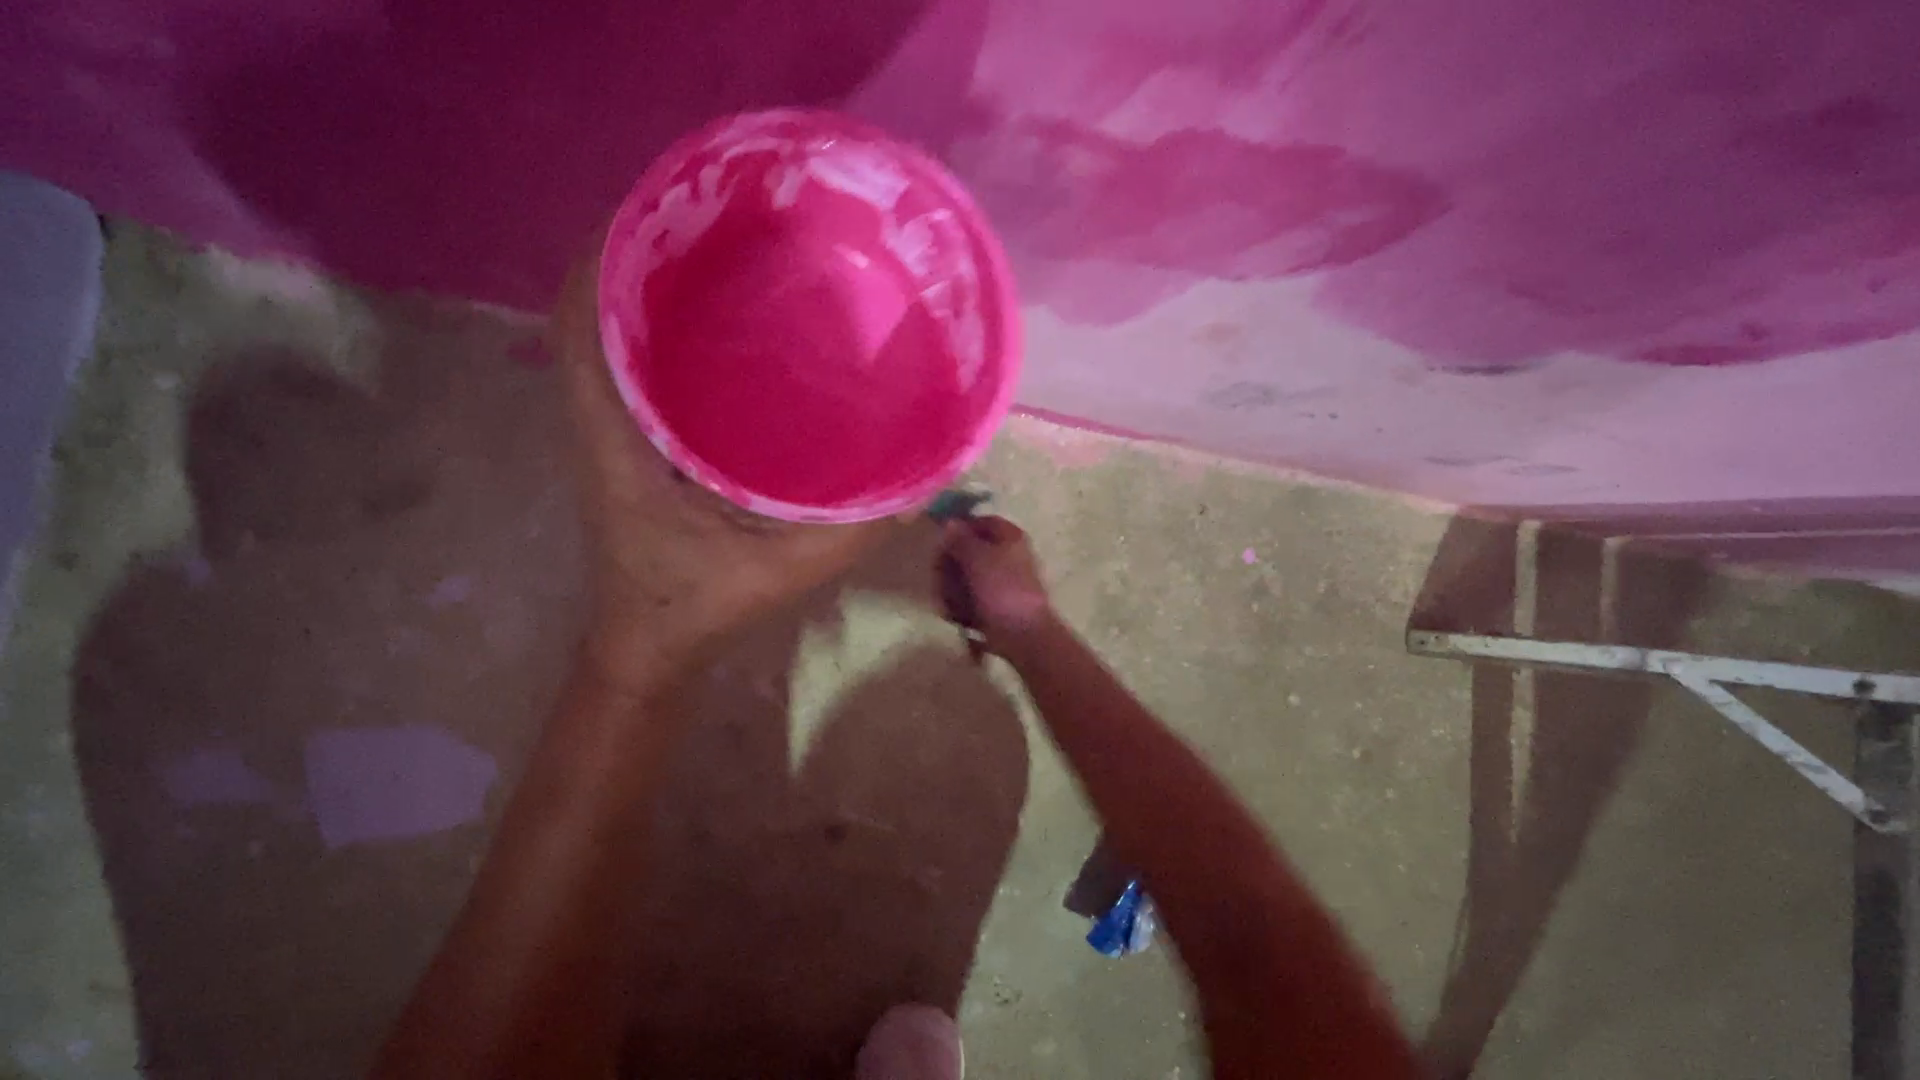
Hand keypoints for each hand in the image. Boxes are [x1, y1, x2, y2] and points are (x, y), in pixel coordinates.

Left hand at [549, 239, 897, 688]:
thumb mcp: (786, 569)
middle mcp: (601, 417)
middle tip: (722, 218)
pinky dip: (664, 331)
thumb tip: (926, 472)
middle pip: (597, 306)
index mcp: (616, 434)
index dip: (613, 247)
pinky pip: (634, 366)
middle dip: (647, 250)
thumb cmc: (699, 607)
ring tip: (724, 254)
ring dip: (653, 286)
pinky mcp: (630, 443)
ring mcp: (611, 429)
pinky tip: (725, 327)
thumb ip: (856, 525)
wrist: (649, 650)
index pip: (584, 316)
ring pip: (614, 333)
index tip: (673, 202)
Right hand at [939, 516, 1055, 652]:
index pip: (980, 522)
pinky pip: (970, 598)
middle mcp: (1007, 556)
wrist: (1022, 633)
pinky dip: (961, 606)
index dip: (959, 530)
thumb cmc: (1001, 588)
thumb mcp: (977, 557)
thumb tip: (950, 522)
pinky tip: (959, 616)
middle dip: (951, 567)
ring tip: (953, 603)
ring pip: (965, 577)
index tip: (941, 545)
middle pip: (968, 551)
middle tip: (941, 578)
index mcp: (1009, 537)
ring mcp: (1000, 582)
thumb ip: (961, 538)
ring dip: (953, 590)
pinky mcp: (994, 604)